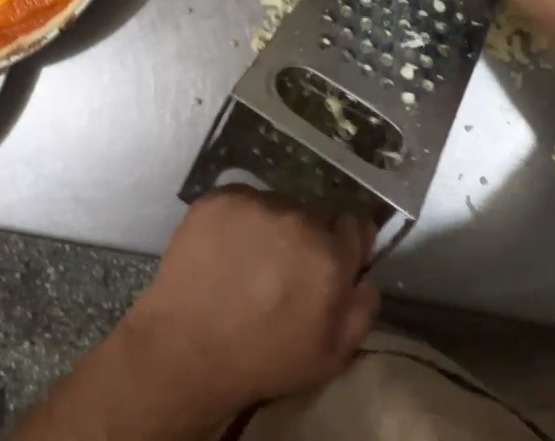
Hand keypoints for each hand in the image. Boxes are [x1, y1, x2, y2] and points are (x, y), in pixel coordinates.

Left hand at [115, 186, 379, 419]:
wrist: (187, 347)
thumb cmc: (263, 358)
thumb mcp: (330, 356)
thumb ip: (361, 312)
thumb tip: (367, 280)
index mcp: (330, 255)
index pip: (355, 222)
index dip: (346, 240)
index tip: (333, 254)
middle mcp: (297, 218)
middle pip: (315, 212)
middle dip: (308, 234)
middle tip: (285, 263)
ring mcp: (255, 203)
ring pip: (277, 203)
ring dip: (272, 224)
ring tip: (250, 256)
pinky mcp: (218, 197)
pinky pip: (241, 199)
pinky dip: (238, 217)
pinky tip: (225, 246)